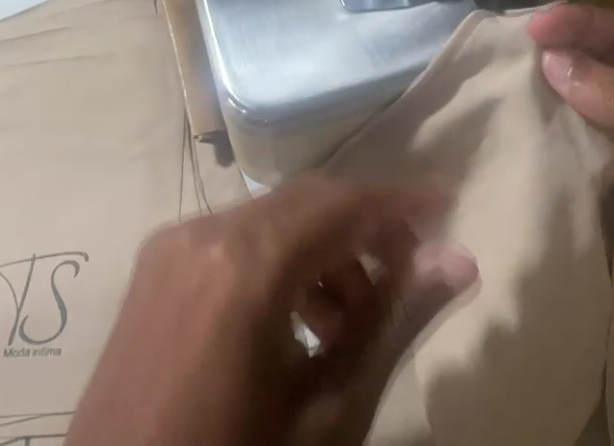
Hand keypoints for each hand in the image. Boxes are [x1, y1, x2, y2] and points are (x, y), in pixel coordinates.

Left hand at [66, 175, 478, 445]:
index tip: (448, 205)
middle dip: (364, 227)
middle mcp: (202, 231)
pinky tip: (298, 320)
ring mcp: (170, 245)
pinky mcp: (154, 264)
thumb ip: (391, 323)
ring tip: (356, 319)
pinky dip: (278, 260)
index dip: (400, 202)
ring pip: (269, 218)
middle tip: (412, 272)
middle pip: (305, 202)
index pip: (340, 205)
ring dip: (322, 248)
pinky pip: (233, 239)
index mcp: (244, 265)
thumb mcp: (327, 411)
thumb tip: (459, 261)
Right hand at [528, 2, 613, 365]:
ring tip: (501, 88)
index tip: (532, 26)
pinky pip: (580, 155)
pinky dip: (551, 142)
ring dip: (549, 98)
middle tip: (506, 54)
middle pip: (604, 67)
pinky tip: (518, 135)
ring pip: (586, 110)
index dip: (583, 23)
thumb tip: (553, 59)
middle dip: (560, 55)